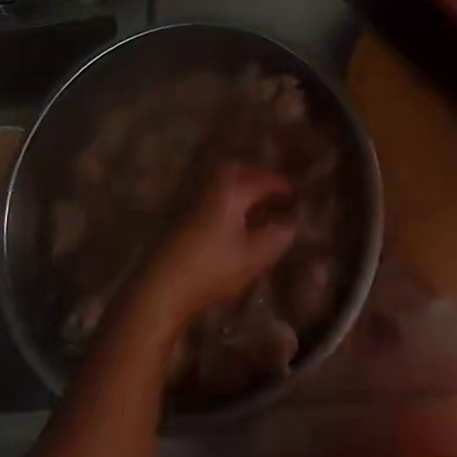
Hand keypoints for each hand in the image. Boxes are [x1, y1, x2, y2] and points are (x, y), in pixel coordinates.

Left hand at [138, 164, 297, 324]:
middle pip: (236, 172)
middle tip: (274, 190)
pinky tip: (232, 219)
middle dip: (256, 178)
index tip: (294, 191)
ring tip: (257, 204)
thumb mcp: (253, 257)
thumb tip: (291, 223)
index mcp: (230, 191)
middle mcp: (209, 187)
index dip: (278, 184)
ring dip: (240, 188)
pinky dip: (227, 199)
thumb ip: (276, 237)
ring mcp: (191, 200)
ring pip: (220, 183)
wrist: (162, 284)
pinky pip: (211, 195)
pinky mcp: (180, 215)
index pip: (259, 180)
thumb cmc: (211, 268)